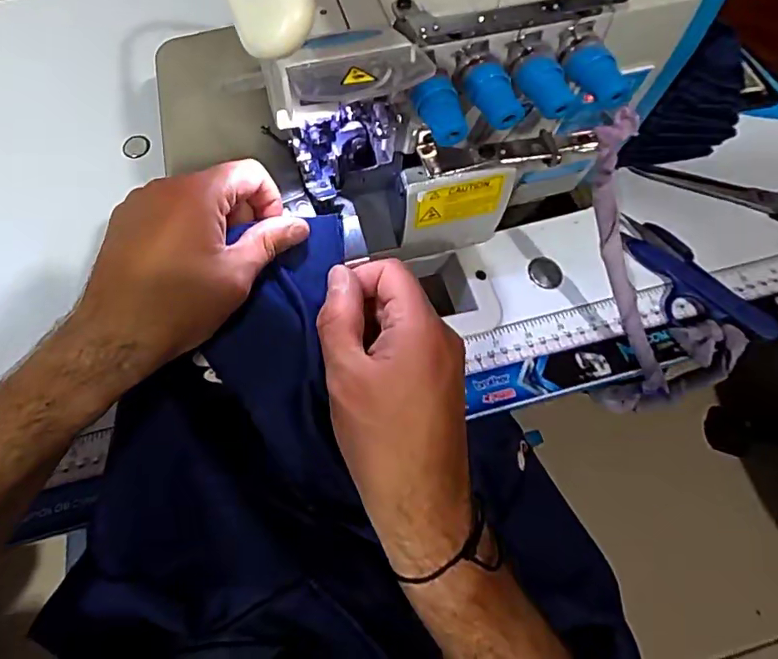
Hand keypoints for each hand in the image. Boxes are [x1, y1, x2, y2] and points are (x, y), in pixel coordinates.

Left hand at [75, 159, 310, 370]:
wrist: (112, 337)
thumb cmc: (177, 306)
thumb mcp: (236, 275)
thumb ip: (269, 241)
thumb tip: (296, 225)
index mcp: (198, 192)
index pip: (250, 172)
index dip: (270, 200)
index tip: (269, 233)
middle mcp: (167, 186)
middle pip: (220, 183)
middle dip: (240, 213)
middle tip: (242, 254)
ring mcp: (140, 201)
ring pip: (193, 197)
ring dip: (212, 221)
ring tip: (210, 263)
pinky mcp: (123, 219)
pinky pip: (166, 210)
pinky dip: (182, 226)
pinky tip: (180, 263)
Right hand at [317, 260, 472, 577]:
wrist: (422, 506)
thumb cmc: (379, 438)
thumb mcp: (345, 373)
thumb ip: (339, 316)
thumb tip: (339, 276)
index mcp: (423, 325)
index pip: (389, 270)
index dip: (355, 278)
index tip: (330, 310)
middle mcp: (443, 334)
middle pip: (397, 293)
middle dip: (360, 306)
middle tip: (335, 343)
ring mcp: (447, 358)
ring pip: (402, 319)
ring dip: (371, 330)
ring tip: (349, 367)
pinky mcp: (444, 379)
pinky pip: (412, 344)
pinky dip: (386, 349)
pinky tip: (368, 382)